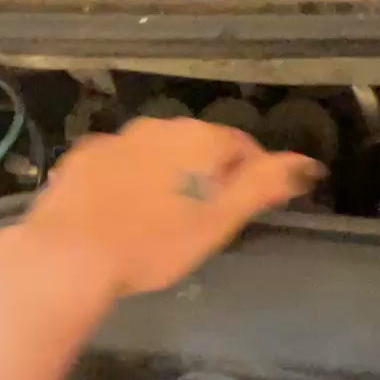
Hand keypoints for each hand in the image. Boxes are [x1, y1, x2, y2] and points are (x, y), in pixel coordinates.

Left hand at [20, 117, 321, 295]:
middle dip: (206, 172)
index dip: (251, 175)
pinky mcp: (82, 157)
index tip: (245, 206)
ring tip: (161, 215)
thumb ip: (264, 185)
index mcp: (200, 139)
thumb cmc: (156, 242)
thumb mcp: (220, 220)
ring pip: (155, 151)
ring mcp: (116, 139)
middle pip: (198, 145)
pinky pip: (118, 162)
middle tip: (203, 216)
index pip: (242, 145)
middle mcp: (159, 126)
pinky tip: (120, 210)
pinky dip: (127, 178)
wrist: (71, 253)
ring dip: (166, 172)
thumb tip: (308, 163)